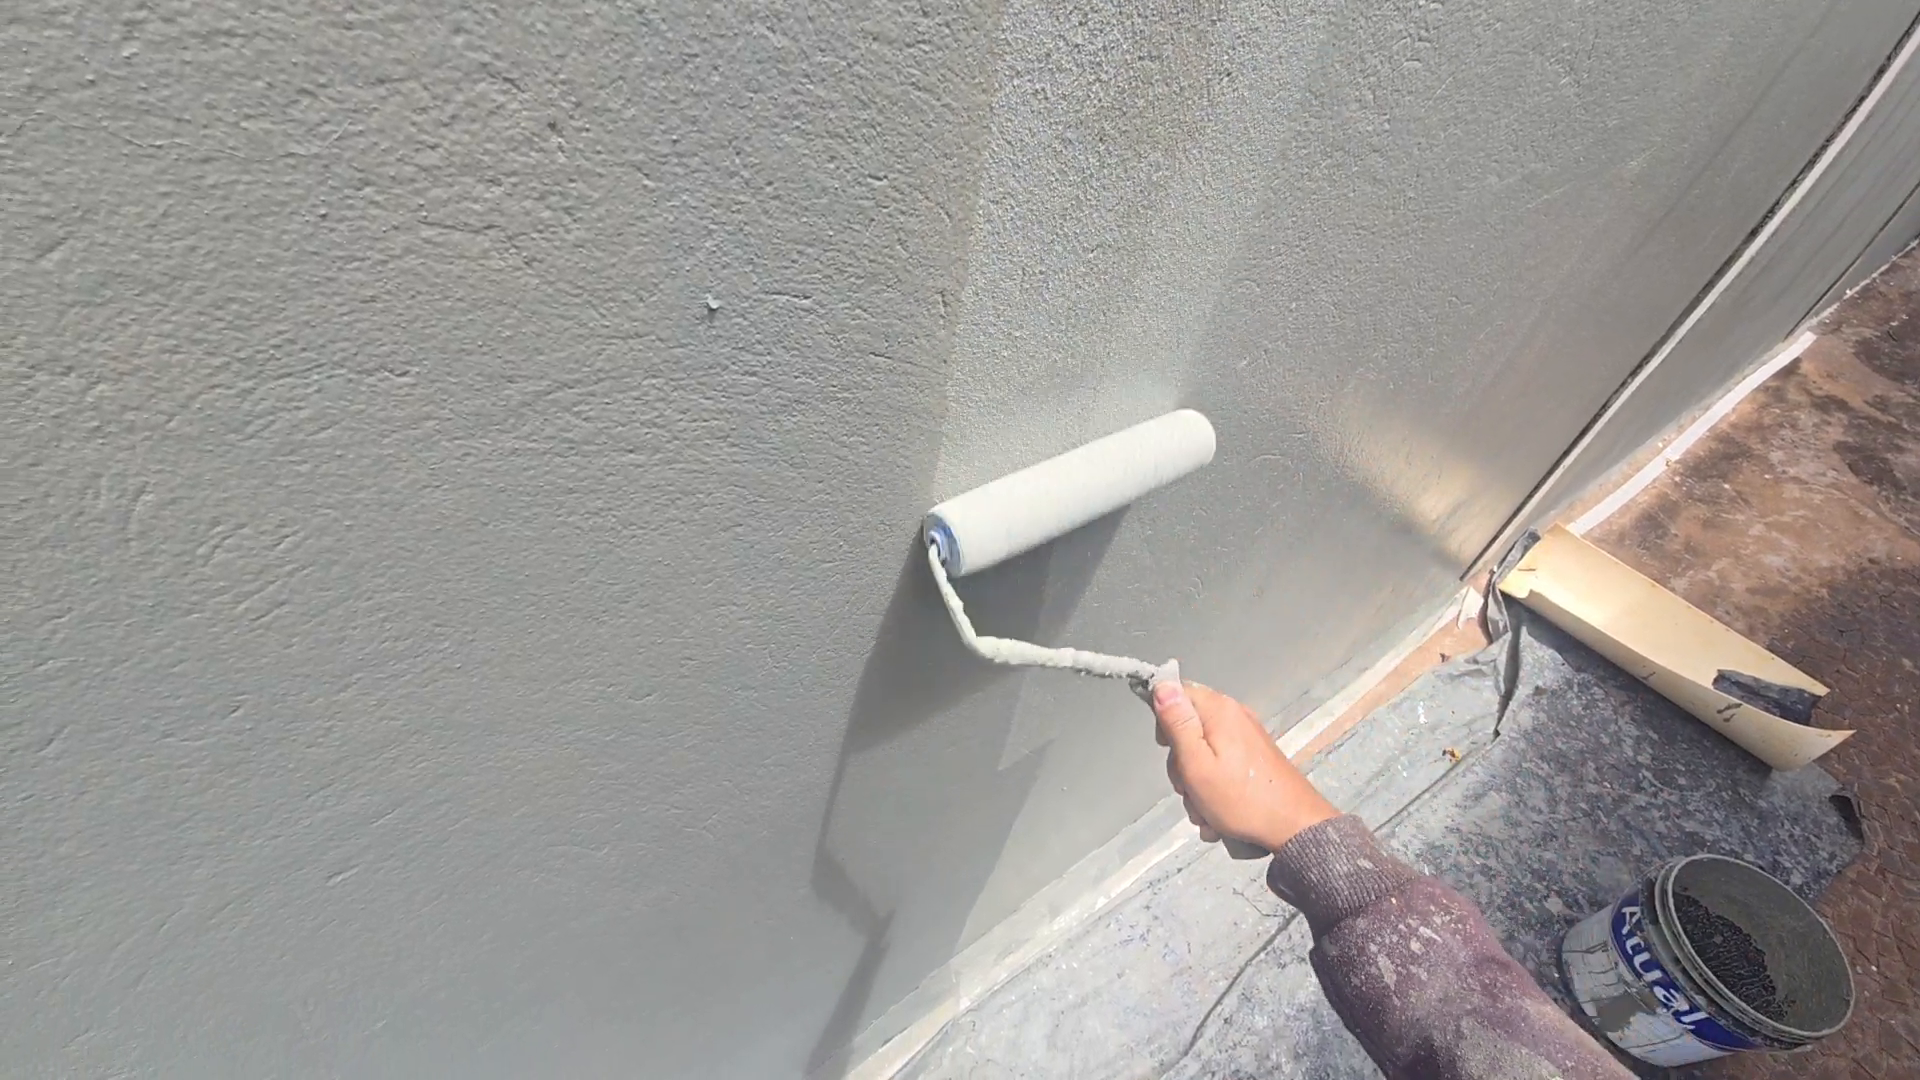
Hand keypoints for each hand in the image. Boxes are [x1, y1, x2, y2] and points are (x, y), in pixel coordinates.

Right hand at [1153, 679, 1337, 852]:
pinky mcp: (1254, 758)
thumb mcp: (1196, 762)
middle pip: (1188, 727)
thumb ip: (1176, 722)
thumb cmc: (1241, 798)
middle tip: (1188, 787)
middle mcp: (1234, 716)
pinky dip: (1213, 788)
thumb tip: (1161, 684)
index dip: (1164, 720)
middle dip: (1181, 762)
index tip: (1166, 748)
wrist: (1295, 830)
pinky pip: (1220, 765)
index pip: (1177, 693)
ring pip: (1202, 752)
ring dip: (1196, 782)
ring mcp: (1246, 737)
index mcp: (1219, 710)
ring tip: (1204, 809)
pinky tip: (1216, 813)